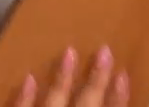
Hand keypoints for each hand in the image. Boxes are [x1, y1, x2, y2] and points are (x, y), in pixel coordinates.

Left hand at [12, 47, 128, 106]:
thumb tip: (104, 98)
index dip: (119, 98)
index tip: (124, 74)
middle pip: (86, 106)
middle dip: (96, 80)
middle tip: (105, 49)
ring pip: (55, 103)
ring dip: (63, 80)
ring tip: (69, 51)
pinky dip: (24, 99)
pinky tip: (29, 78)